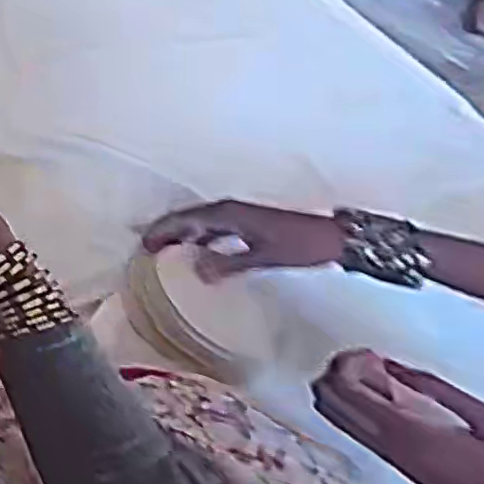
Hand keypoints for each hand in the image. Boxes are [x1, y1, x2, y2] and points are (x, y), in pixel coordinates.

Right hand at [140, 201, 344, 280]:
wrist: (338, 237)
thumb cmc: (302, 245)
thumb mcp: (265, 257)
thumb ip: (229, 264)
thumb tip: (198, 272)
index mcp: (226, 214)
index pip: (183, 220)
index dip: (162, 231)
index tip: (145, 244)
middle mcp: (227, 211)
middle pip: (186, 219)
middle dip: (166, 231)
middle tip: (148, 248)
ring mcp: (237, 216)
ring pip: (199, 223)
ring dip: (182, 235)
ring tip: (168, 251)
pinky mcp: (247, 224)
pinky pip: (212, 228)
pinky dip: (199, 238)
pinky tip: (200, 252)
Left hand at [314, 356, 483, 483]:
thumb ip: (435, 388)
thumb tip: (391, 364)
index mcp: (411, 439)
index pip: (344, 392)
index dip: (345, 364)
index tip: (369, 352)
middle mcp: (395, 454)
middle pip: (328, 404)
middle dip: (336, 373)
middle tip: (369, 359)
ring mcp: (400, 466)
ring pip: (341, 420)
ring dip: (346, 391)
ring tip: (382, 375)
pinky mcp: (411, 473)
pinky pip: (364, 433)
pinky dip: (362, 408)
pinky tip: (394, 398)